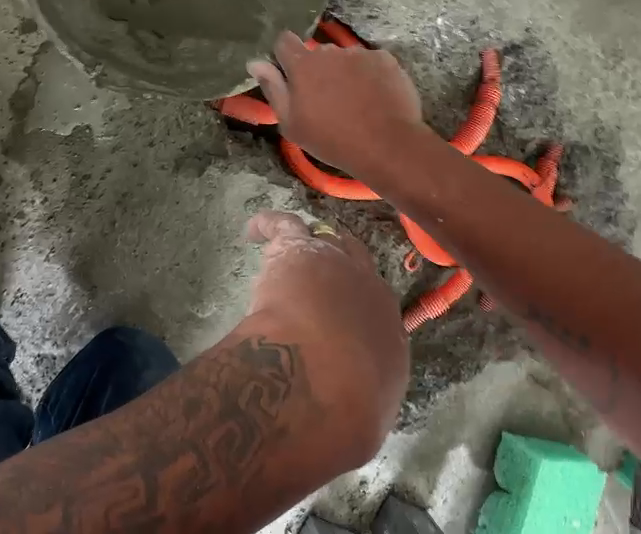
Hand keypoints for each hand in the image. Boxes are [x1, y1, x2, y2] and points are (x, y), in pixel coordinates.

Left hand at [242, 211, 407, 463]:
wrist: (326, 381)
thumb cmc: (349, 410)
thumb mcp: (367, 414)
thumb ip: (361, 402)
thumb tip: (351, 411)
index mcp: (387, 330)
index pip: (375, 309)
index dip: (356, 308)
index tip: (339, 318)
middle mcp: (366, 288)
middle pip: (356, 262)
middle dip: (340, 264)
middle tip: (320, 273)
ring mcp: (332, 263)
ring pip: (324, 239)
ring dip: (309, 243)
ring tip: (288, 245)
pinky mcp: (296, 250)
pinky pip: (283, 225)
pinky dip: (268, 224)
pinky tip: (253, 230)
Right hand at [248, 31, 426, 173]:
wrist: (386, 145)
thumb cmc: (332, 140)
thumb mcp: (291, 123)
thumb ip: (273, 89)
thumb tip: (255, 62)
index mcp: (302, 65)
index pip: (284, 41)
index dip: (284, 54)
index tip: (290, 74)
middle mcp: (329, 51)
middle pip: (317, 53)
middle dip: (318, 70)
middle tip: (327, 100)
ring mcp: (360, 53)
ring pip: (345, 58)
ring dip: (345, 72)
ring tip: (356, 102)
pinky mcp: (385, 59)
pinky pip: (371, 62)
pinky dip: (370, 75)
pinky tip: (376, 98)